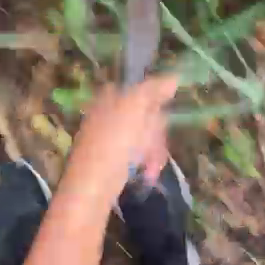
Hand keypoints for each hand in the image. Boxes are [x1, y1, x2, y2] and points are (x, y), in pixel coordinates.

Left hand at [58, 75, 178, 209]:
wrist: (91, 187)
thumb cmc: (114, 142)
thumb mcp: (136, 108)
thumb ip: (153, 90)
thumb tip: (173, 77)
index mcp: (110, 96)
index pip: (141, 90)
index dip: (156, 102)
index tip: (164, 115)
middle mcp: (107, 113)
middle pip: (145, 115)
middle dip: (155, 132)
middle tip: (156, 146)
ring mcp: (108, 137)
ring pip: (143, 138)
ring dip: (153, 151)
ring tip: (151, 167)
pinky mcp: (110, 160)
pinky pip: (136, 156)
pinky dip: (144, 163)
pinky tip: (145, 174)